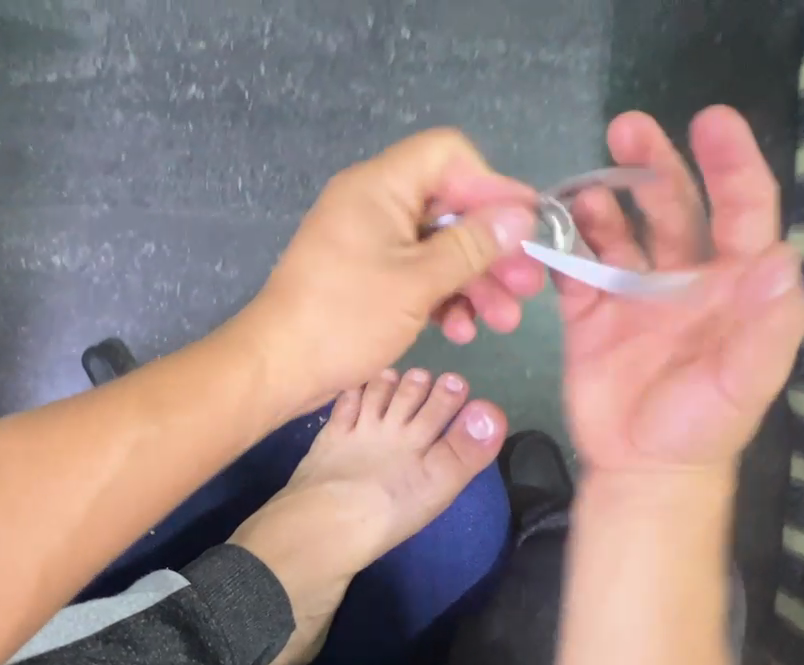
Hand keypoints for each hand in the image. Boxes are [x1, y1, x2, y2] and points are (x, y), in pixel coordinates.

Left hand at [241, 129, 547, 410]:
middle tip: (527, 287)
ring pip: (433, 249)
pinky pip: (411, 276)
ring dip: (471, 282)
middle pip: (447, 208)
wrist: (276, 369)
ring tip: (503, 320)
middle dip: (491, 249)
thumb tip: (520, 215)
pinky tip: (460, 330)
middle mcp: (371, 206)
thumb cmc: (344, 319)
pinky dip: (438, 299)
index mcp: (379, 187)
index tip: (525, 227)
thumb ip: (472, 246)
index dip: (492, 187)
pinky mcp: (361, 281)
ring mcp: (364, 245)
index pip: (449, 156)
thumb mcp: (418, 282)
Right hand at [558, 108, 803, 481]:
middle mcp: (682, 279)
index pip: (739, 209)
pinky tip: (546, 234)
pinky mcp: (588, 319)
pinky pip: (572, 275)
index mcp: (731, 284)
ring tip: (576, 188)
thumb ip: (767, 323)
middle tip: (625, 128)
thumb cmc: (702, 426)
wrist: (641, 468)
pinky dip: (559, 254)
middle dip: (652, 166)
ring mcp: (630, 297)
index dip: (729, 163)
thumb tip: (779, 256)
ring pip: (616, 235)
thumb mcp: (747, 381)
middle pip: (671, 208)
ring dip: (600, 205)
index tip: (708, 121)